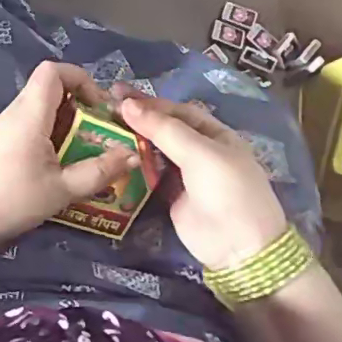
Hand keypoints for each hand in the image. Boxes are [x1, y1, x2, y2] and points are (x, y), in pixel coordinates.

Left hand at [0, 62, 138, 245]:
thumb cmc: (10, 199)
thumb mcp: (61, 190)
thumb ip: (99, 171)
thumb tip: (133, 156)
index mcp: (30, 114)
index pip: (54, 71)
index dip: (81, 79)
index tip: (100, 107)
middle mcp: (17, 113)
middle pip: (51, 89)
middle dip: (82, 105)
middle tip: (101, 133)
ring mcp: (6, 128)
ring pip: (43, 109)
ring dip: (69, 123)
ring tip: (88, 150)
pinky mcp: (1, 144)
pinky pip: (33, 126)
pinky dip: (53, 135)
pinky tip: (64, 164)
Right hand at [111, 88, 287, 270]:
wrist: (238, 247)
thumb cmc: (226, 191)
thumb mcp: (200, 153)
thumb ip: (164, 129)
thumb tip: (127, 105)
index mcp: (215, 134)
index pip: (178, 111)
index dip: (150, 102)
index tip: (118, 95)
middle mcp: (200, 150)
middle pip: (165, 128)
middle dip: (138, 118)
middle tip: (104, 108)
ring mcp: (185, 174)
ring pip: (155, 150)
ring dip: (133, 140)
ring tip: (103, 129)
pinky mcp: (171, 195)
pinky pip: (150, 174)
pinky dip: (133, 165)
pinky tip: (113, 156)